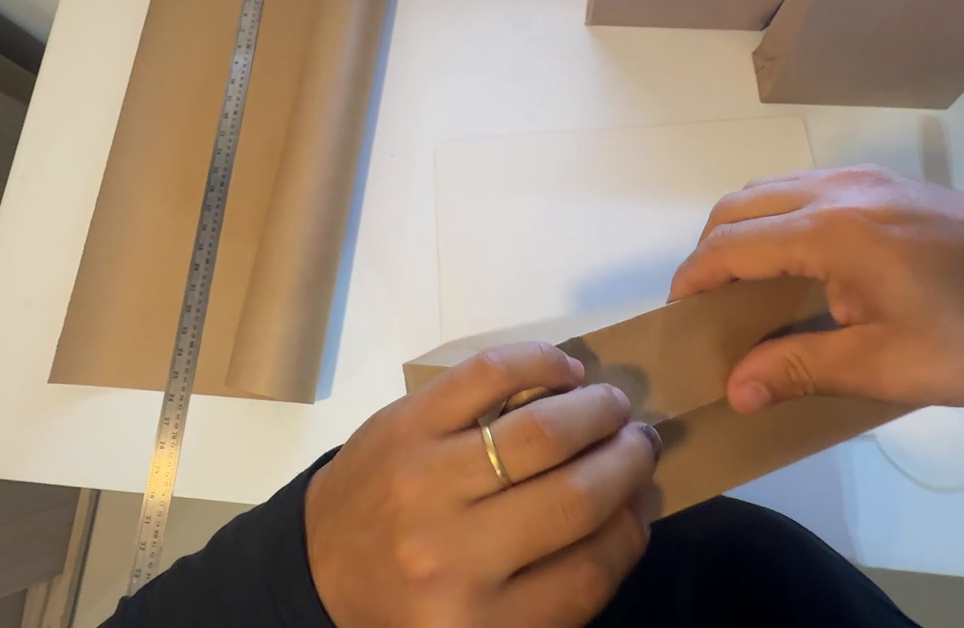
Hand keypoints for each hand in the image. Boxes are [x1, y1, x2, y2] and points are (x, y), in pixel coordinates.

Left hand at [305, 342, 662, 627]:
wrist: (321, 565)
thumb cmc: (414, 598)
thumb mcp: (487, 623)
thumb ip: (559, 581)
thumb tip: (630, 505)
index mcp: (483, 625)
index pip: (591, 571)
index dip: (631, 526)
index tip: (642, 498)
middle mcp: (456, 556)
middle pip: (574, 498)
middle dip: (624, 462)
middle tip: (641, 440)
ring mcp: (427, 479)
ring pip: (539, 433)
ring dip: (594, 411)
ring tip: (613, 404)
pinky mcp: (406, 421)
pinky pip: (486, 375)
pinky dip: (538, 362)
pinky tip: (565, 370)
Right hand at [669, 165, 963, 413]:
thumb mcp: (897, 367)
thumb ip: (804, 368)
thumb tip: (735, 388)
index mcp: (833, 231)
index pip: (732, 243)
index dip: (695, 276)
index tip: (680, 314)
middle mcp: (837, 189)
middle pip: (739, 205)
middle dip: (710, 250)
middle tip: (712, 304)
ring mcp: (863, 178)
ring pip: (768, 190)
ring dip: (743, 230)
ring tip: (749, 285)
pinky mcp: (885, 181)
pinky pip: (802, 188)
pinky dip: (776, 218)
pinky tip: (800, 262)